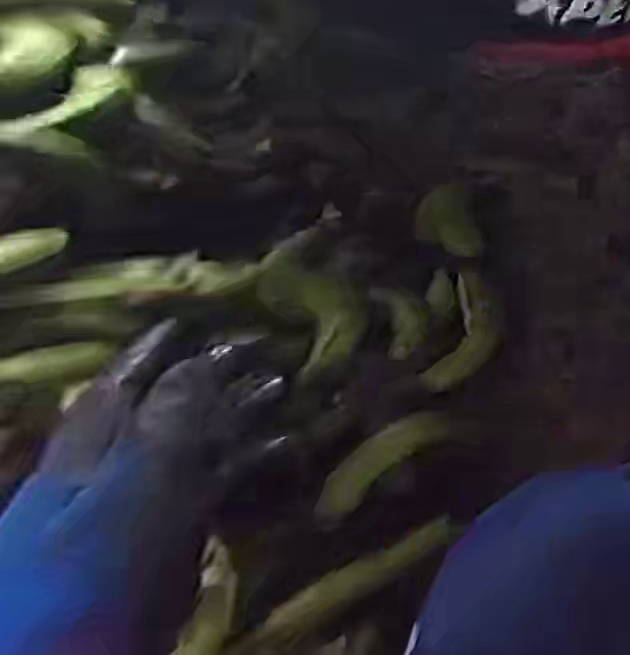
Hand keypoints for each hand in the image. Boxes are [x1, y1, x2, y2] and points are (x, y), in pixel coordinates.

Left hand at [0, 322, 284, 654]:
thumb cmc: (86, 577)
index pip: (115, 394)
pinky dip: (249, 459)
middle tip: (260, 345)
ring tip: (283, 385)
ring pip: (191, 446)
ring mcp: (133, 513)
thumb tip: (200, 357)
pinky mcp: (164, 540)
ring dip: (236, 413)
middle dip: (207, 376)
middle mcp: (104, 481)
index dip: (148, 354)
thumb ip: (165, 426)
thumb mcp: (125, 495)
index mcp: (79, 467)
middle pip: (159, 416)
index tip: (190, 317)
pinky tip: (284, 447)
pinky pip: (210, 484)